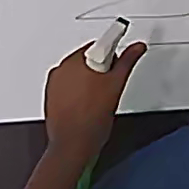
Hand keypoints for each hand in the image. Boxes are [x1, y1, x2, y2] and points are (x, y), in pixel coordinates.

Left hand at [43, 41, 146, 163]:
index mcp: (77, 60)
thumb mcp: (116, 85)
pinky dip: (78, 90)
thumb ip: (128, 61)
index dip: (113, 54)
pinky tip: (88, 103)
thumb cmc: (91, 119)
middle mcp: (62, 68)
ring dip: (89, 79)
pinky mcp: (51, 95)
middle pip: (88, 57)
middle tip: (110, 85)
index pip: (99, 44)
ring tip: (99, 97)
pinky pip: (68, 84)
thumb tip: (136, 47)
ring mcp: (55, 82)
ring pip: (78, 72)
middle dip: (101, 68)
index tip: (119, 60)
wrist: (74, 144)